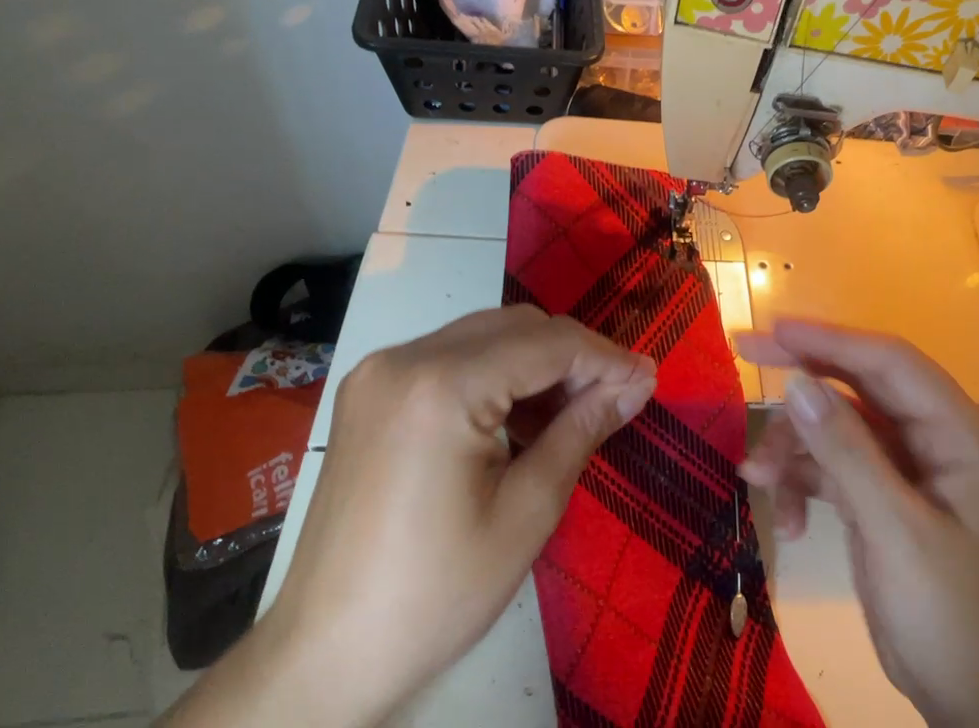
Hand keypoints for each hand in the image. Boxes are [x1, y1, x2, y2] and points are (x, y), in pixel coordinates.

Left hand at [162, 305, 656, 727]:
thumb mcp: (528, 511)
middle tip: (618, 399)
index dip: (606, 357)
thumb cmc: (438, 591)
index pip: (547, 342)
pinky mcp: (368, 394)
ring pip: (481, 337)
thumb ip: (583, 430)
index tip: (649, 379)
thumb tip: (635, 384)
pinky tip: (521, 417)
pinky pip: (448, 360)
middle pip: (513, 327)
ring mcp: (377, 373)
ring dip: (535, 363)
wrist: (329, 651)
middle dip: (572, 356)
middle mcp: (403, 358)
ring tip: (577, 411)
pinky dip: (493, 375)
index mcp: (442, 384)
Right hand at [738, 321, 978, 727]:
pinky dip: (803, 482)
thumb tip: (796, 381)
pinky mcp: (882, 498)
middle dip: (804, 378)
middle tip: (745, 352)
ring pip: (839, 427)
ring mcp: (907, 469)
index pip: (891, 363)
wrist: (970, 700)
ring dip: (795, 446)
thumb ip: (846, 452)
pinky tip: (783, 519)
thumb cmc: (948, 614)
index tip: (773, 329)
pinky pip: (833, 468)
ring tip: (755, 476)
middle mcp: (935, 439)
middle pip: (861, 386)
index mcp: (960, 435)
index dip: (832, 340)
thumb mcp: (894, 531)